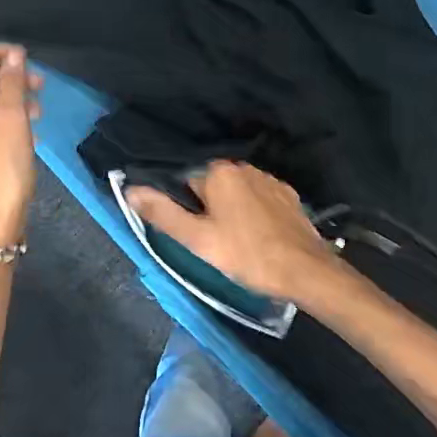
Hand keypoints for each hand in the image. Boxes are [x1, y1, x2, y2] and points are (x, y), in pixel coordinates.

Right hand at [125, 161, 343, 302]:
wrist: (305, 270)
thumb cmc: (246, 255)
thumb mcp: (197, 239)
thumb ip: (162, 212)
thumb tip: (131, 190)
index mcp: (219, 172)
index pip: (185, 182)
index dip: (185, 209)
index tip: (194, 233)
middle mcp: (244, 166)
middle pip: (211, 186)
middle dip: (208, 208)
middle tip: (214, 242)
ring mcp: (269, 179)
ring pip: (236, 192)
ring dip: (231, 210)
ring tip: (237, 242)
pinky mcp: (288, 195)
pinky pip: (259, 199)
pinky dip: (254, 213)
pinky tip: (258, 236)